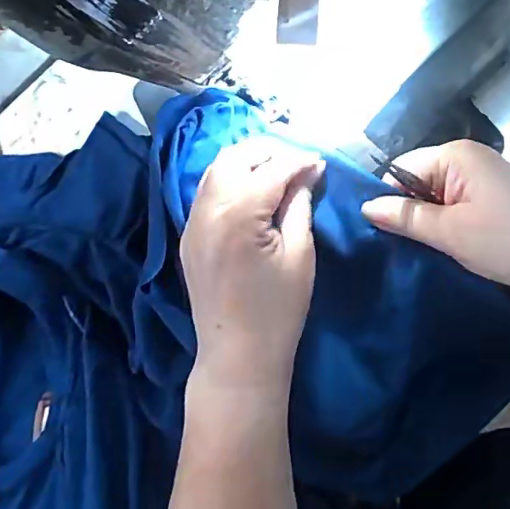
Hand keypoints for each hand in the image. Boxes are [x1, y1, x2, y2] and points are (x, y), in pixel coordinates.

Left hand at [181, 138, 324, 396]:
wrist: (236, 357)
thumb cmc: (278, 310)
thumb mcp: (299, 254)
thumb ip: (299, 205)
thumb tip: (307, 172)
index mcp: (238, 214)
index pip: (272, 169)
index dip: (300, 161)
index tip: (321, 164)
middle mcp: (208, 209)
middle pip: (237, 157)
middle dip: (269, 151)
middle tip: (299, 164)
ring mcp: (192, 221)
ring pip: (217, 168)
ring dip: (247, 161)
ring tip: (278, 171)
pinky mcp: (188, 234)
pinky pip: (207, 191)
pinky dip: (230, 179)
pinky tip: (252, 189)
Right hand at [362, 141, 509, 292]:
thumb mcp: (451, 233)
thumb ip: (406, 217)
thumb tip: (367, 206)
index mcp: (453, 155)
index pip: (400, 169)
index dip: (389, 200)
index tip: (386, 234)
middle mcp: (466, 155)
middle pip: (416, 179)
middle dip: (410, 211)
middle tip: (407, 246)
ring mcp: (483, 172)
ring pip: (436, 193)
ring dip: (432, 219)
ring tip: (430, 248)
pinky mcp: (495, 190)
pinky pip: (456, 200)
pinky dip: (451, 221)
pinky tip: (454, 244)